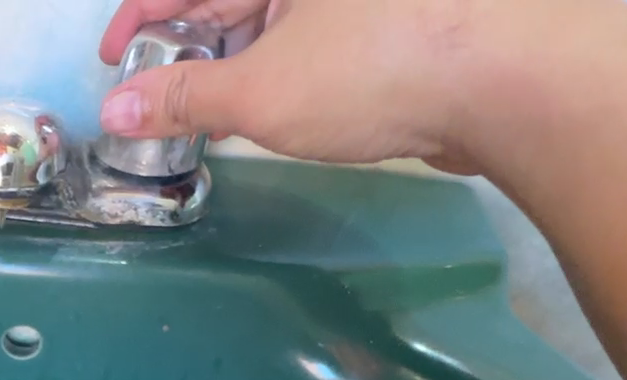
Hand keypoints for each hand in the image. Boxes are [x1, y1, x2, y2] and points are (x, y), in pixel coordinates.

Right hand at [96, 0, 580, 169]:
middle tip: (149, 103)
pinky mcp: (385, 19)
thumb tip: (114, 111)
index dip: (140, 16)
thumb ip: (181, 99)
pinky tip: (251, 109)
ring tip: (195, 117)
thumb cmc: (377, 67)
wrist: (515, 81)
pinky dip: (267, 72)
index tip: (111, 62)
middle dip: (180, 48)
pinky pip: (302, 37)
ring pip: (265, 21)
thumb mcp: (259, 90)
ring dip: (222, 68)